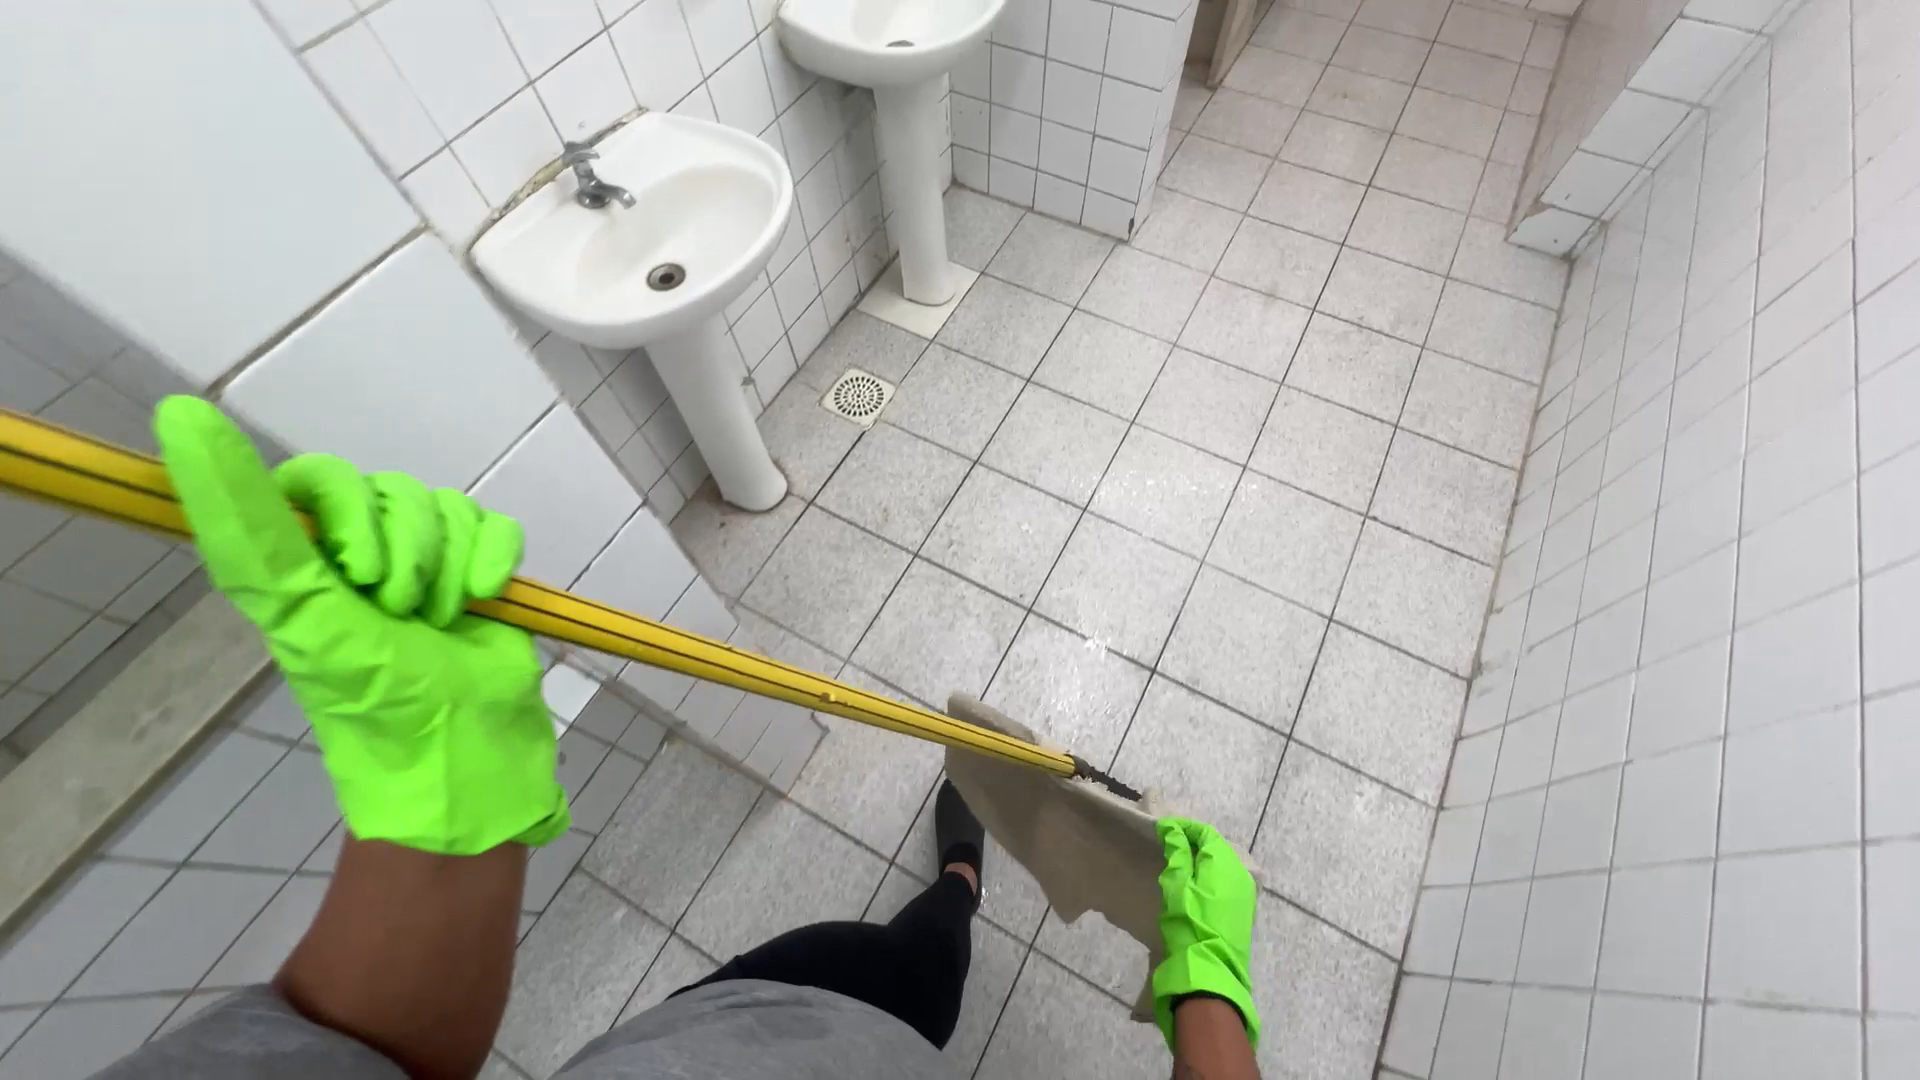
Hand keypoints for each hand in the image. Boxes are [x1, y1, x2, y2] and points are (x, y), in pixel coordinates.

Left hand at [153, 396, 568, 854]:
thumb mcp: (301, 614)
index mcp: (307, 559)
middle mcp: (367, 551)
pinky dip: (496, 559)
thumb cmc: (377, 693)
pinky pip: (499, 527)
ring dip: (450, 568)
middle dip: (409, 553)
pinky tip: (489, 597)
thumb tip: (180, 417)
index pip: (318, 478)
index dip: (348, 508)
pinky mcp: (488, 570)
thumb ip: (248, 532)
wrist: (469, 740)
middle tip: (401, 612)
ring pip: (449, 508)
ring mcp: (434, 560)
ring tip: (444, 620)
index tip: (357, 572)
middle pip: (394, 491)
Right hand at [1151, 817, 1259, 1052]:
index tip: (1163, 830)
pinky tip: (1194, 883)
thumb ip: (1176, 851)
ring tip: (1178, 864)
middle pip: (1216, 847)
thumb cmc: (1189, 922)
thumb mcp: (1175, 883)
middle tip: (1168, 845)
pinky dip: (1210, 874)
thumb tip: (1172, 827)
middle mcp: (1240, 873)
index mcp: (1224, 862)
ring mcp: (1245, 893)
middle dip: (1193, 842)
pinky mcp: (1243, 910)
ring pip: (1222, 864)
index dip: (1184, 827)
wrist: (1209, 970)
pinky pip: (1227, 880)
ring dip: (1202, 859)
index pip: (1206, 832)